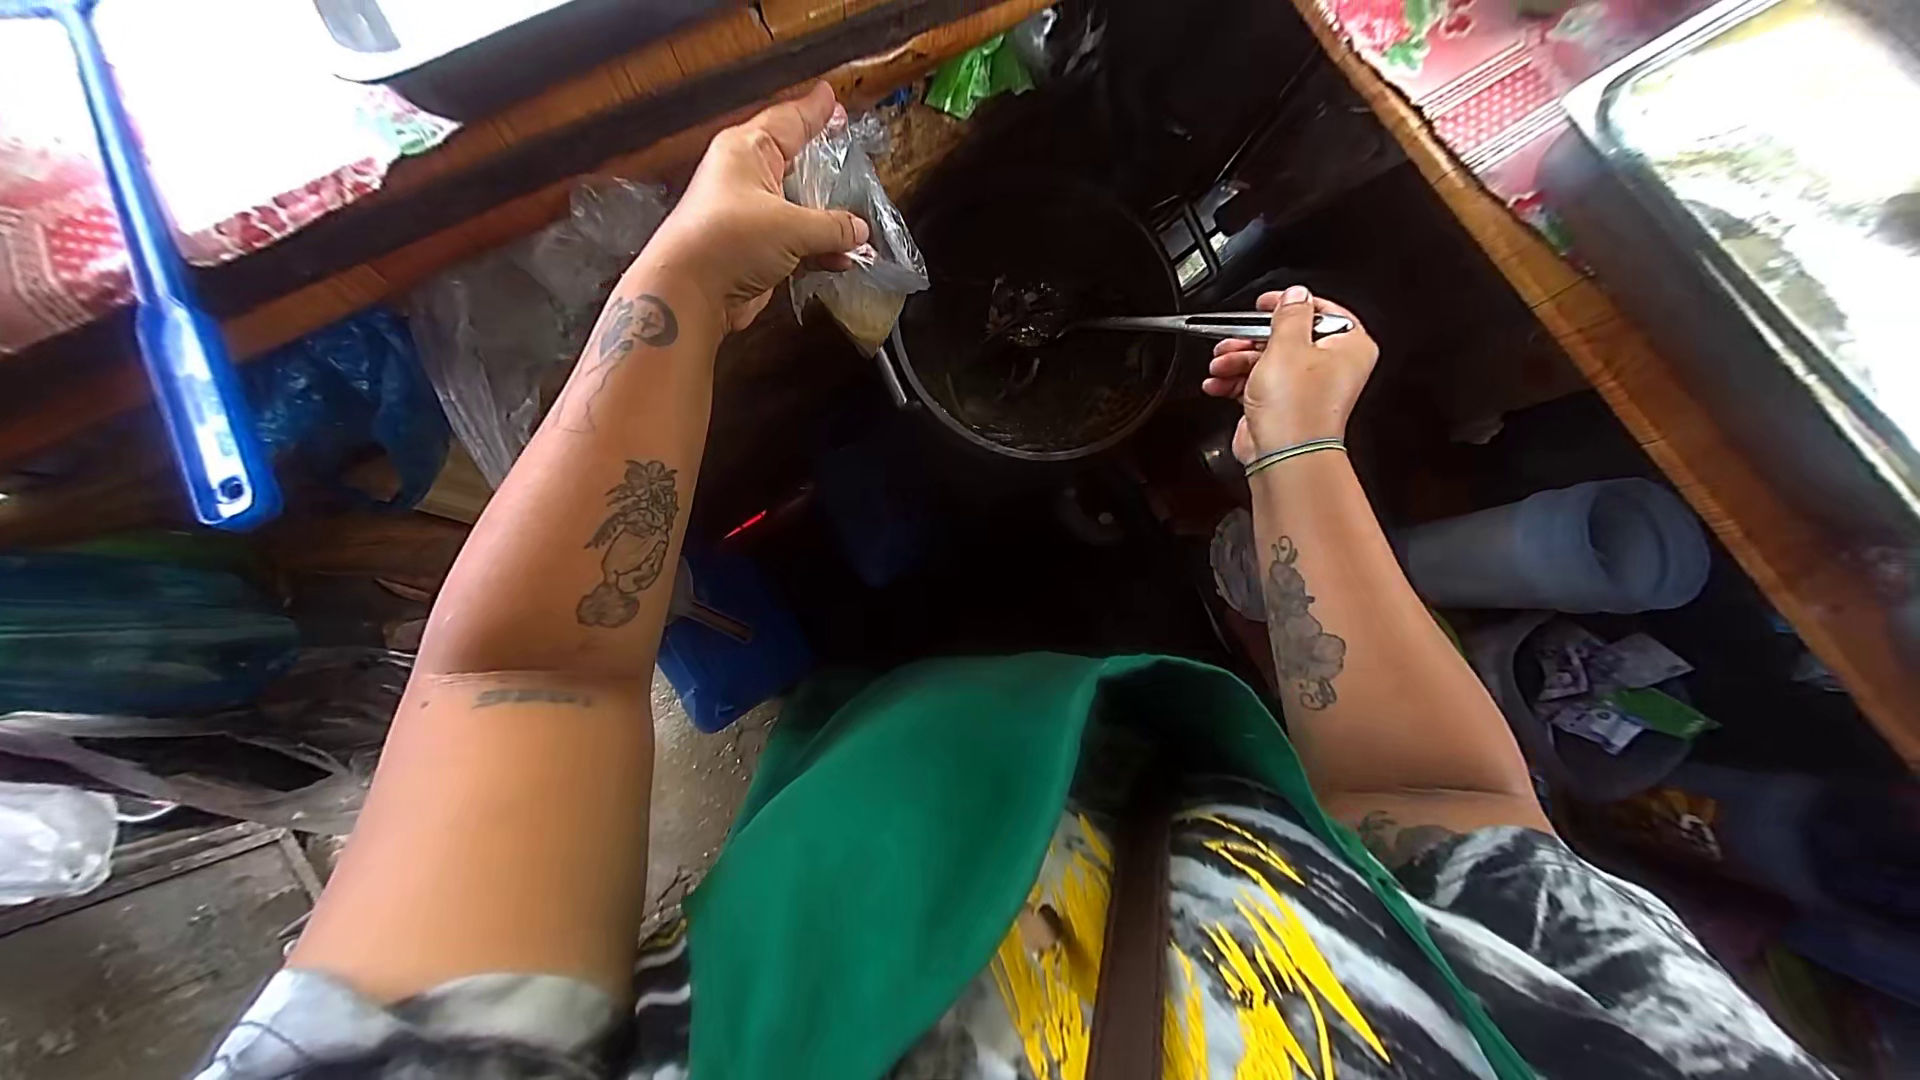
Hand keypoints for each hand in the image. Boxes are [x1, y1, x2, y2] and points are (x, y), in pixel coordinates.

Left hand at [641, 82, 870, 332]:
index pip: (789, 121)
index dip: (814, 110)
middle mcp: (748, 179)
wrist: (694, 292)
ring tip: (860, 223)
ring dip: (830, 222)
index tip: (830, 97)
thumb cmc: (728, 241)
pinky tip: (844, 259)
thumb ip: (831, 227)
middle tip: (850, 154)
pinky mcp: (757, 251)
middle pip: (796, 166)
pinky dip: (821, 251)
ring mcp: (753, 217)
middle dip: (825, 166)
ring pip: (800, 210)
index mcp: (748, 151)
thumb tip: (859, 230)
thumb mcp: (790, 227)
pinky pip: (798, 245)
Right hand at [1200, 286, 1378, 464]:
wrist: (1283, 453)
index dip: (1288, 305)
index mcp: (1348, 346)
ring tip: (1220, 365)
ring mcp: (1304, 389)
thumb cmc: (1296, 408)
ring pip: (1266, 362)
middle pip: (1286, 338)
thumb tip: (1294, 295)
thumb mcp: (1288, 346)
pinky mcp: (1281, 406)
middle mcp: (1330, 367)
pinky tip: (1218, 383)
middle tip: (1231, 339)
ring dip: (1236, 362)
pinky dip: (1234, 383)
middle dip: (1249, 340)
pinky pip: (1255, 385)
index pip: (1319, 311)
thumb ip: (1289, 314)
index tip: (1265, 303)